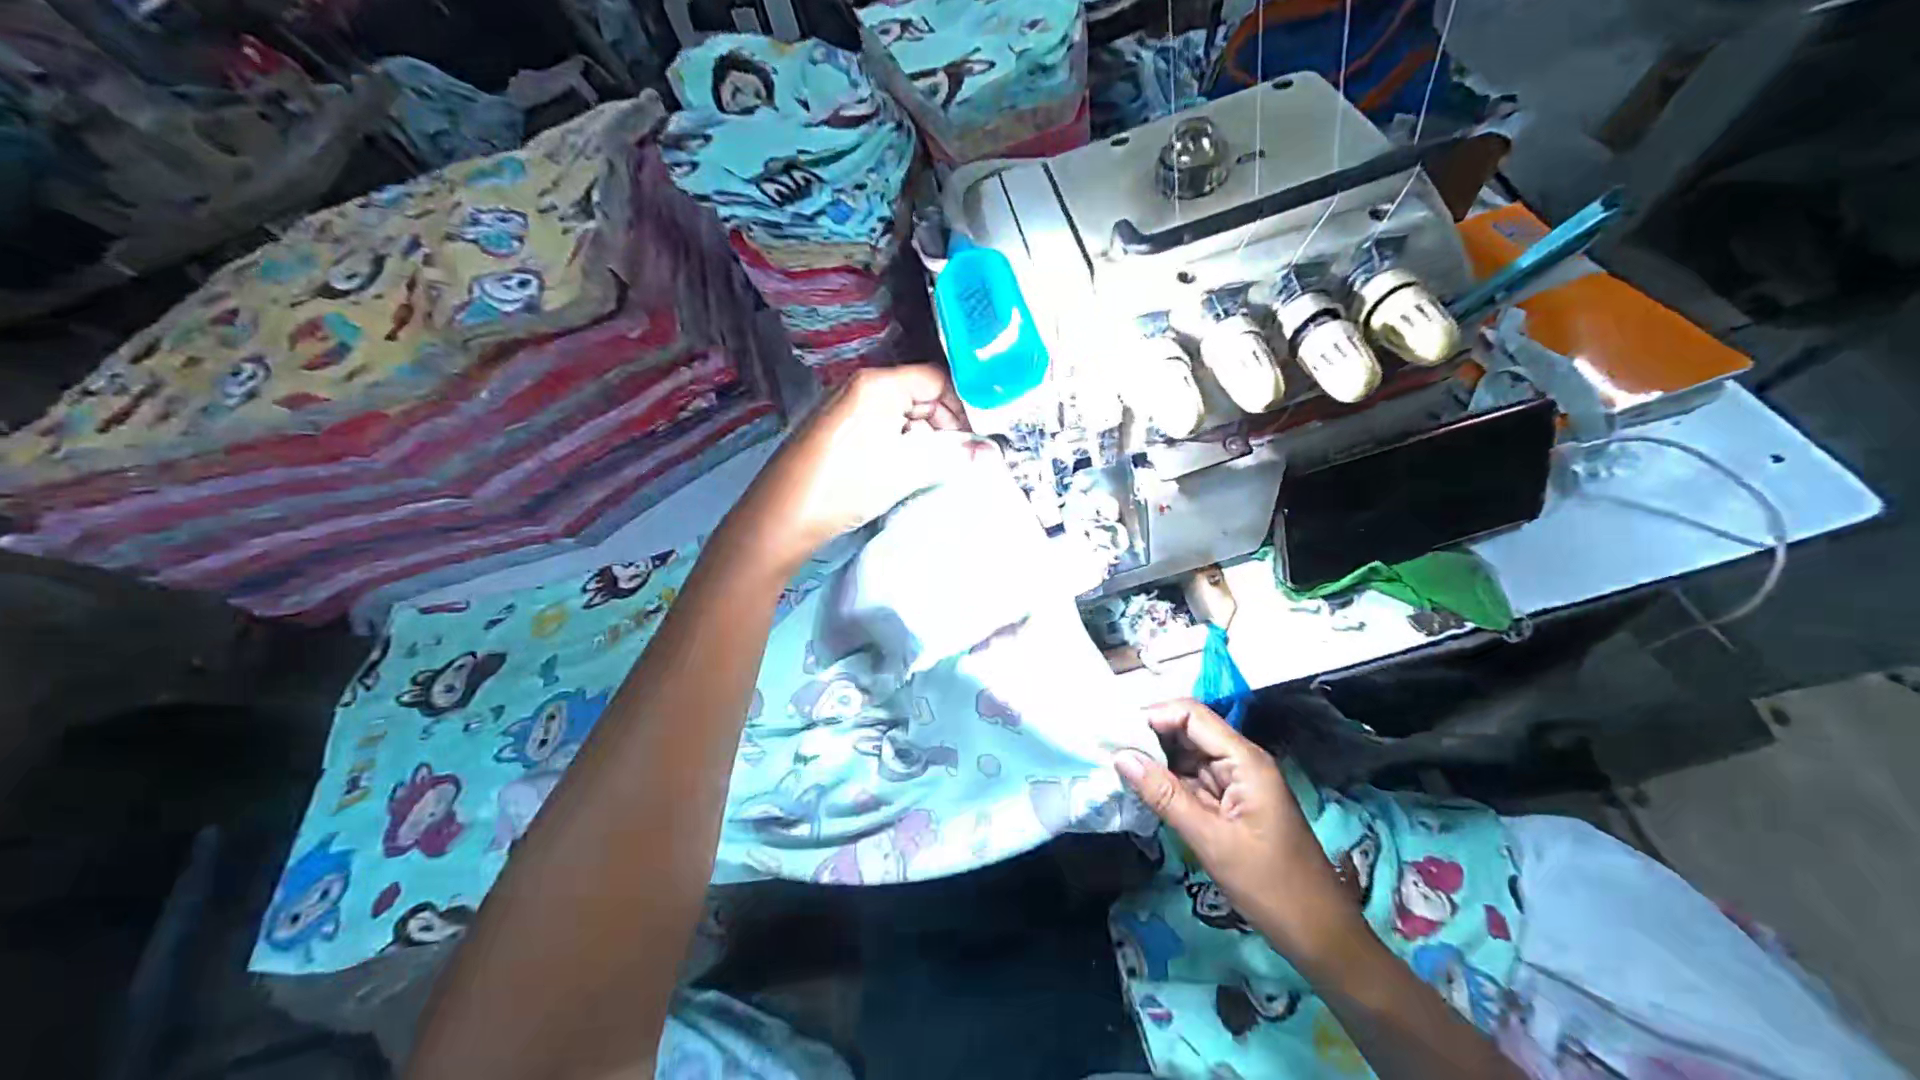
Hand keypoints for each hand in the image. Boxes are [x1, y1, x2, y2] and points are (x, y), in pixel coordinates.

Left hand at [734, 365, 972, 571]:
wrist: (780, 517)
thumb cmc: (845, 486)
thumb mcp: (906, 471)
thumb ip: (952, 457)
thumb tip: (988, 452)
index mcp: (878, 385)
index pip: (937, 380)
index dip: (964, 407)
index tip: (978, 439)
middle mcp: (859, 386)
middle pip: (918, 395)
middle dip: (943, 426)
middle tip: (957, 459)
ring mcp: (844, 407)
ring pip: (899, 414)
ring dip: (921, 439)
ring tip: (929, 470)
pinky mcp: (834, 430)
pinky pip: (879, 427)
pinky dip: (898, 445)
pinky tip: (899, 472)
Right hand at [1114, 699, 1370, 971]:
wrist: (1320, 934)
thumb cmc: (1270, 886)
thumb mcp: (1211, 839)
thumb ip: (1164, 795)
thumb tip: (1121, 757)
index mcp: (1244, 760)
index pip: (1191, 715)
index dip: (1153, 716)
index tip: (1115, 731)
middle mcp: (1241, 762)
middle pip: (1189, 731)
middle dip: (1150, 737)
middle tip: (1109, 750)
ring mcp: (1238, 783)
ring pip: (1188, 757)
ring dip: (1156, 761)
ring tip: (1117, 768)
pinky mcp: (1233, 804)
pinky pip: (1194, 781)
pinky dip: (1169, 783)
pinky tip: (1142, 790)